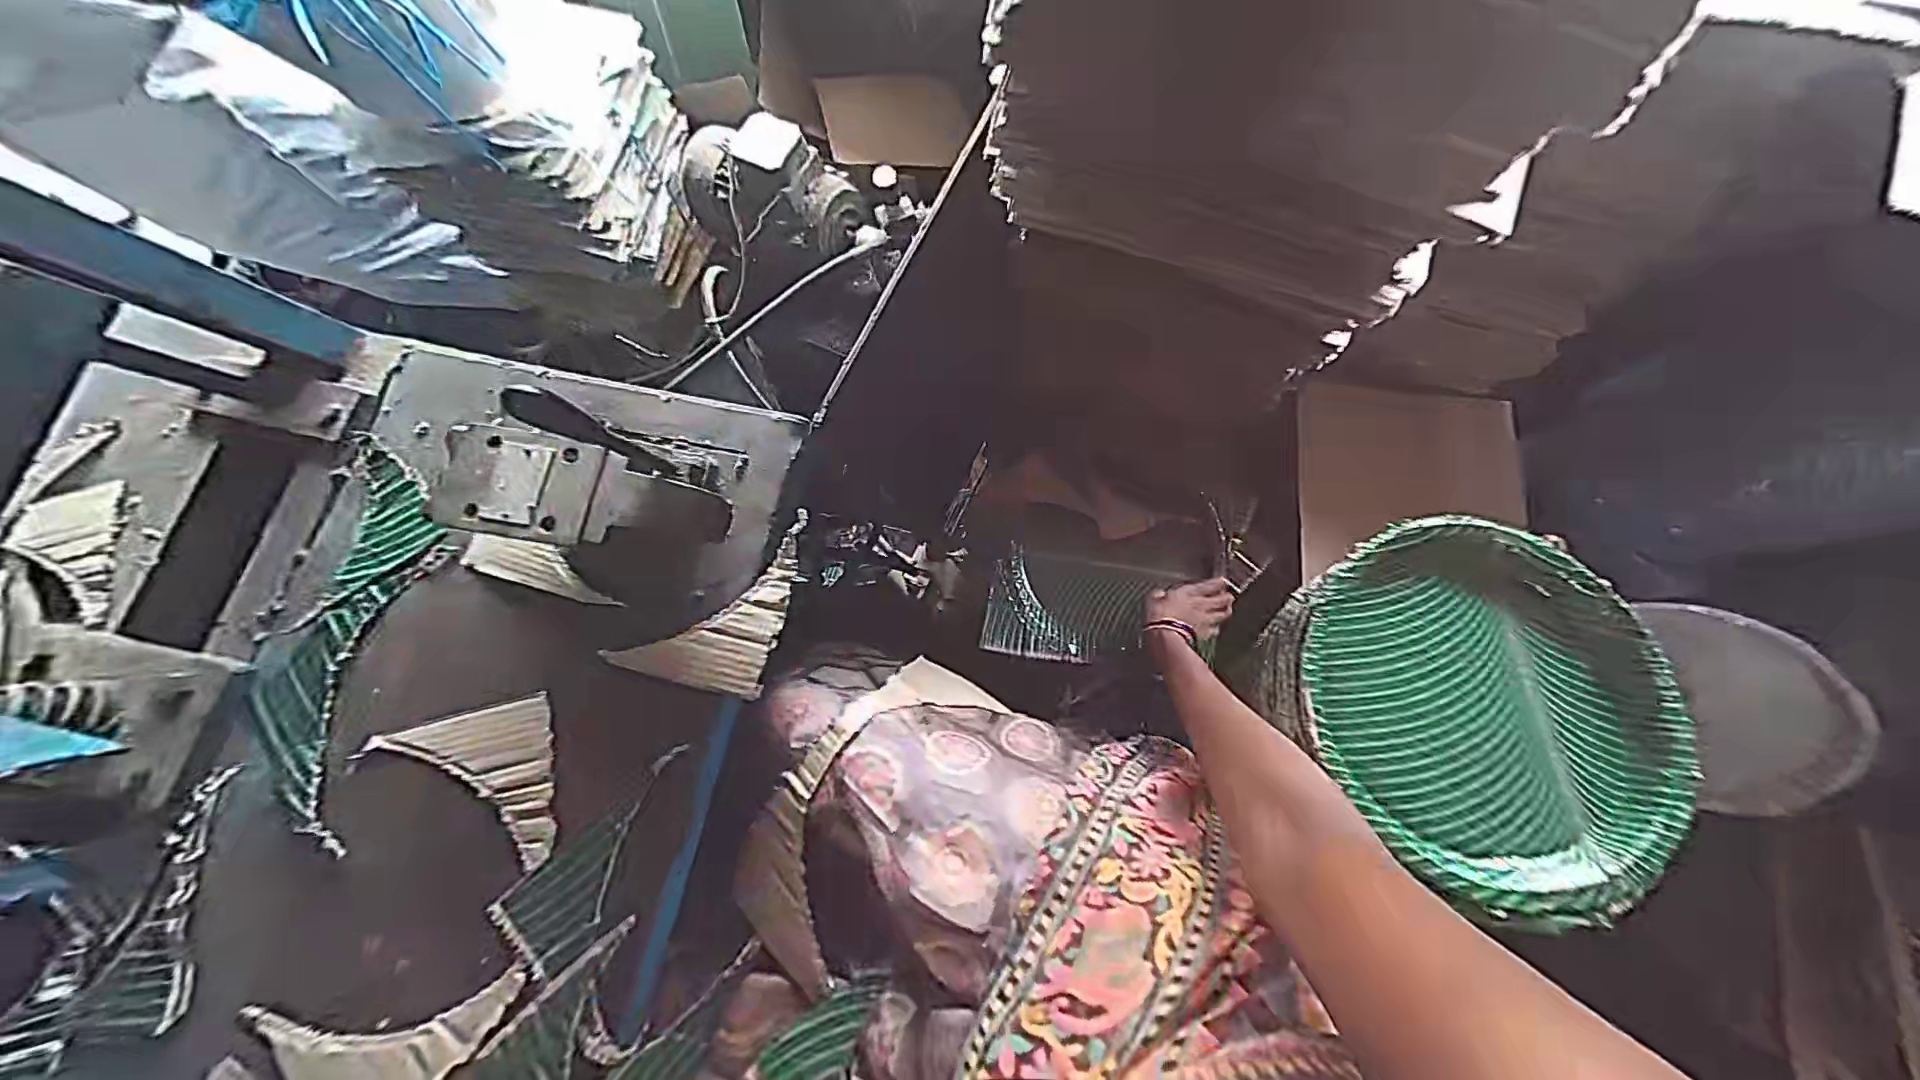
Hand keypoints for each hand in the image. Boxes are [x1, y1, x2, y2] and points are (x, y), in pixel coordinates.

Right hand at [1145, 578, 1233, 647]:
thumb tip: (1158, 595)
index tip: (1221, 581)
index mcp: (1189, 592)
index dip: (1218, 583)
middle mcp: (1202, 604)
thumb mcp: (1154, 599)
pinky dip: (1216, 628)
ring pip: (1224, 613)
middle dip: (1226, 597)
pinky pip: (1215, 629)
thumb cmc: (1160, 615)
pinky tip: (1214, 628)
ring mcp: (1205, 619)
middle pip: (1222, 599)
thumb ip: (1159, 596)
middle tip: (1228, 596)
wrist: (1166, 634)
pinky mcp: (1205, 633)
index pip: (1210, 585)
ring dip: (1226, 611)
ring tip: (1227, 609)